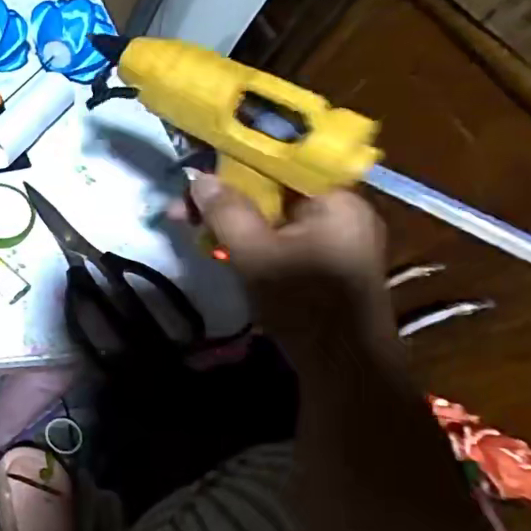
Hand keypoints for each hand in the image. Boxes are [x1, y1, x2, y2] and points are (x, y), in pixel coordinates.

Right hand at [185, 172, 394, 350]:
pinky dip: (253, 238)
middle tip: (185, 206)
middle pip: (276, 188)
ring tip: (193, 225)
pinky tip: (222, 246)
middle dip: (228, 195)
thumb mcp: (256, 254)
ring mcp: (336, 239)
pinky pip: (283, 236)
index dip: (239, 159)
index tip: (202, 167)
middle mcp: (342, 211)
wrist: (344, 371)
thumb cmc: (305, 305)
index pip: (285, 159)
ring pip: (276, 214)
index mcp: (337, 199)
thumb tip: (199, 177)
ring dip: (235, 218)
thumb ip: (226, 212)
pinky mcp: (325, 263)